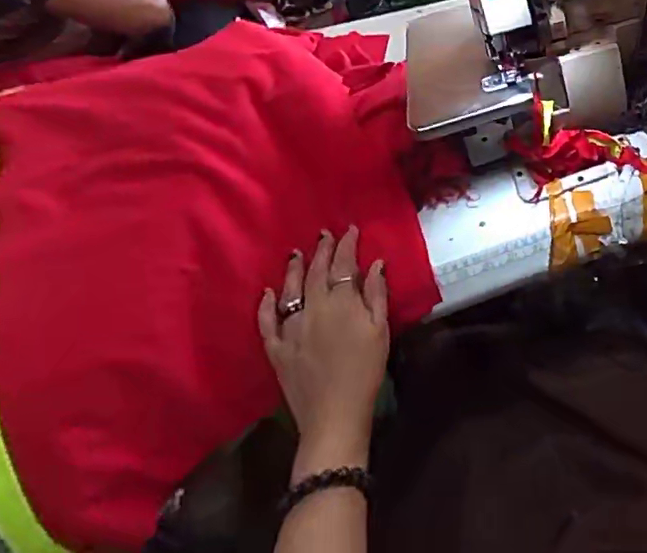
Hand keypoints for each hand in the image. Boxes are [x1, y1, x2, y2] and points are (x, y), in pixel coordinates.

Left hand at [258, 228, 389, 461]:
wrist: (334, 416)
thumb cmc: (366, 371)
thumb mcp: (380, 330)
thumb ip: (376, 295)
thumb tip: (374, 264)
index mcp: (342, 302)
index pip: (343, 264)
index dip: (346, 245)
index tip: (350, 230)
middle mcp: (313, 308)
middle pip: (316, 272)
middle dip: (322, 250)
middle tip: (324, 234)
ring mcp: (291, 328)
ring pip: (290, 290)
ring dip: (294, 269)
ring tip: (296, 253)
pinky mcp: (276, 349)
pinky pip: (268, 322)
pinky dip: (266, 305)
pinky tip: (267, 293)